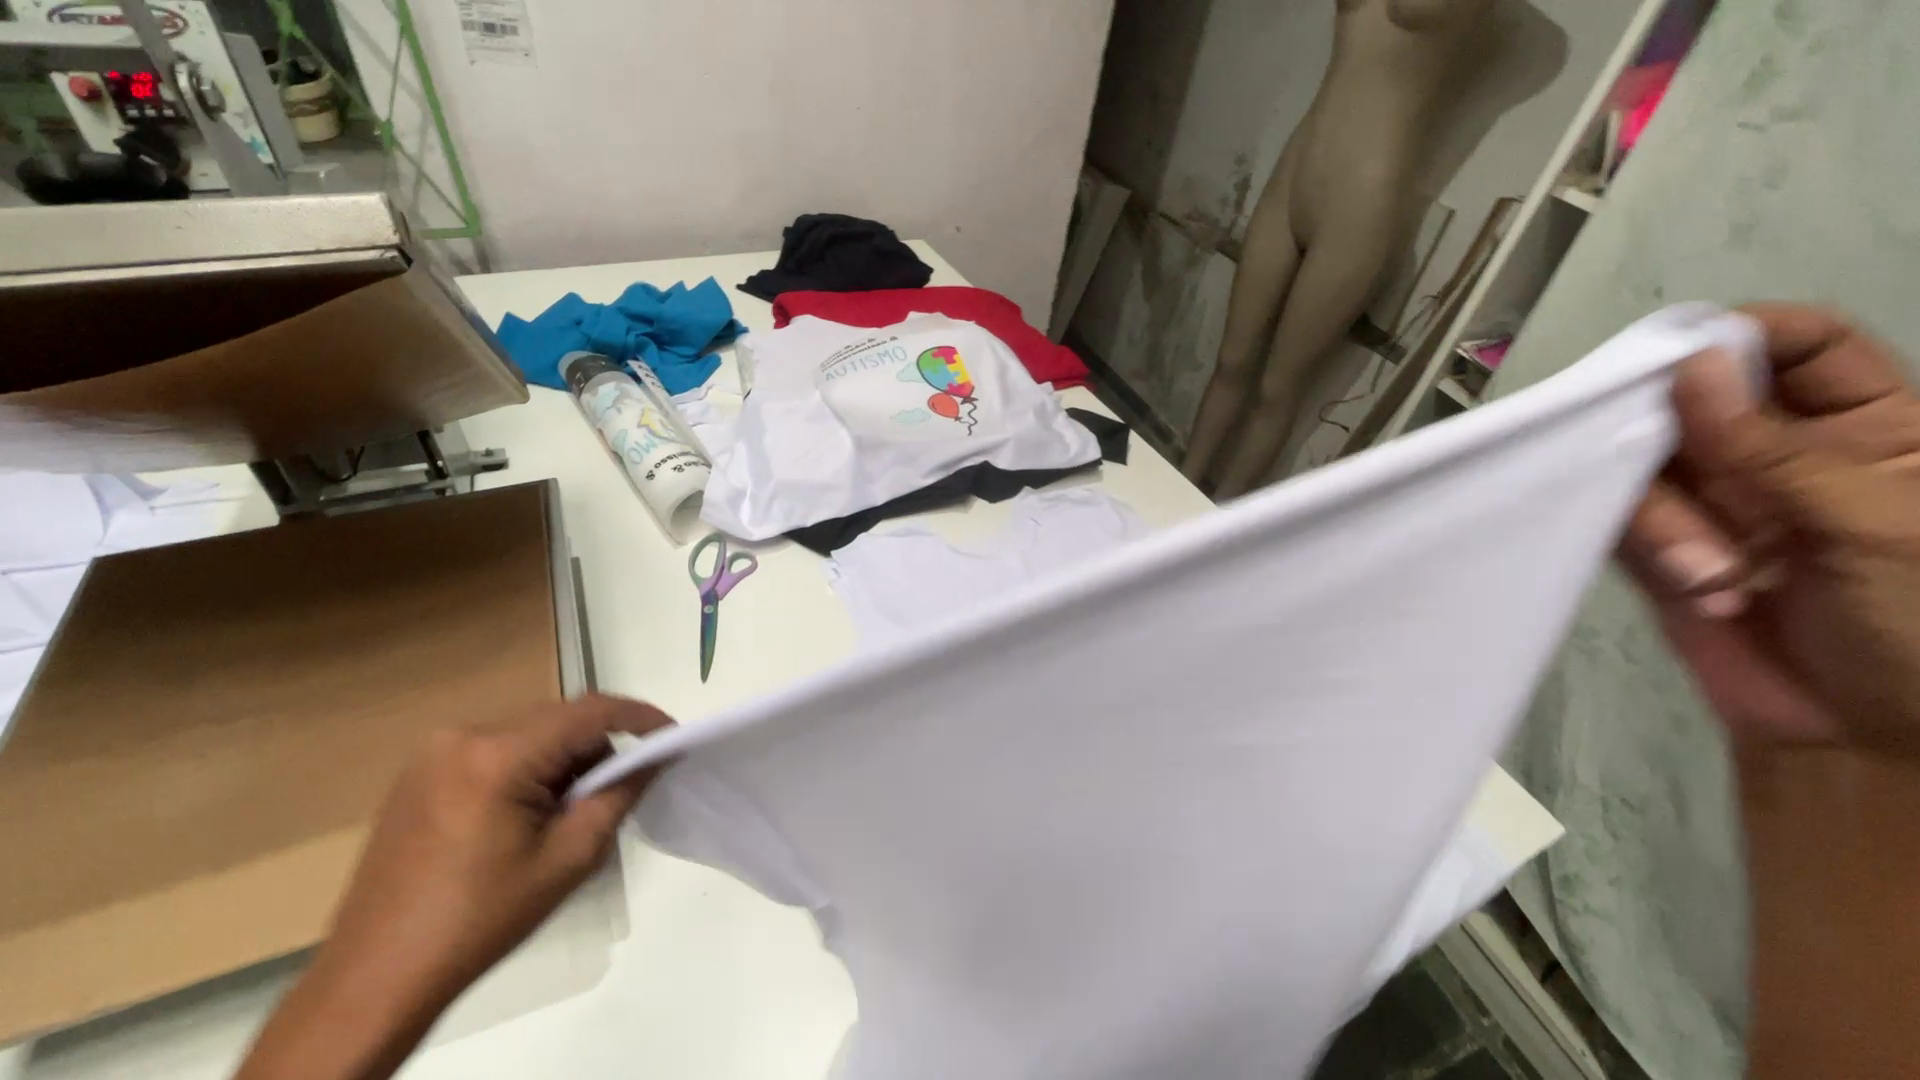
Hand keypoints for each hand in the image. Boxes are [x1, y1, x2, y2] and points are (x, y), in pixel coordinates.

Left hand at [237, 695, 674, 1079]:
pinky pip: (492, 750)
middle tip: (621, 788)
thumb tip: (653, 758)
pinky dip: (525, 767)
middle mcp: (462, 737)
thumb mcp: (568, 859)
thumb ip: (618, 796)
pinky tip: (526, 814)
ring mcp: (432, 753)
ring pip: (525, 733)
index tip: (672, 736)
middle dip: (597, 745)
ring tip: (570, 810)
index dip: (638, 716)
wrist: (376, 974)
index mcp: (498, 756)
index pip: (588, 712)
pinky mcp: (417, 774)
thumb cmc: (481, 919)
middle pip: (555, 719)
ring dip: (560, 758)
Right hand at [1620, 304, 1919, 755]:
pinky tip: (1697, 587)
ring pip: (1652, 461)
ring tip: (1716, 575)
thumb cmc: (1916, 623)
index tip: (1690, 352)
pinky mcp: (1659, 543)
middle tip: (1655, 452)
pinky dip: (1649, 545)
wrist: (1856, 737)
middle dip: (1679, 431)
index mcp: (1867, 428)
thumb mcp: (1870, 525)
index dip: (1753, 334)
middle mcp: (1779, 453)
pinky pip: (1624, 515)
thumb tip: (1693, 364)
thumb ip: (1775, 447)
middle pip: (1703, 399)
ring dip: (1674, 517)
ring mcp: (1714, 499)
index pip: (1806, 347)